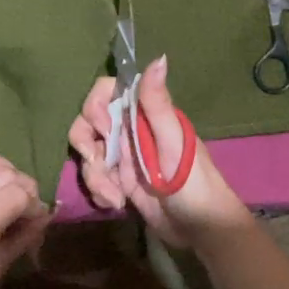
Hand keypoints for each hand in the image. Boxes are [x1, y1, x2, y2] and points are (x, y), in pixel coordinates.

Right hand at [67, 55, 241, 247]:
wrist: (201, 231)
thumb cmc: (194, 182)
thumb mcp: (174, 141)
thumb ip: (158, 103)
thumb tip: (160, 57)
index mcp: (144, 115)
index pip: (106, 92)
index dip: (95, 107)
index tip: (104, 129)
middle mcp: (129, 131)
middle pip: (87, 122)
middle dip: (87, 145)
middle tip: (101, 164)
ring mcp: (122, 156)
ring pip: (88, 153)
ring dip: (95, 176)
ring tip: (116, 196)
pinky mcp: (117, 180)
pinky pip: (94, 177)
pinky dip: (100, 191)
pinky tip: (117, 203)